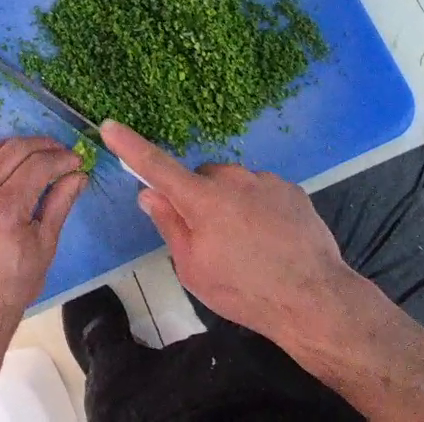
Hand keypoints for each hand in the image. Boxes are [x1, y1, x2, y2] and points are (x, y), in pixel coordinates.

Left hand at [0, 137, 87, 346]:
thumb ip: (60, 204)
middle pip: (15, 149)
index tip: (79, 161)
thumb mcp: (44, 247)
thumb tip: (78, 175)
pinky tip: (16, 167)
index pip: (38, 164)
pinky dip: (0, 158)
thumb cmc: (12, 289)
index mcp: (5, 208)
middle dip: (44, 145)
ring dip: (21, 146)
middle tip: (64, 154)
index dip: (62, 158)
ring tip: (42, 155)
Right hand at [101, 119, 361, 344]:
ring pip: (233, 184)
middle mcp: (232, 178)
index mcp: (202, 199)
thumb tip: (150, 194)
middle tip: (210, 239)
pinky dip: (258, 208)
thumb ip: (170, 225)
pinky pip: (261, 191)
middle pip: (201, 178)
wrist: (313, 298)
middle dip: (198, 199)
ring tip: (249, 246)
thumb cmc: (244, 290)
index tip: (110, 126)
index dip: (130, 146)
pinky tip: (271, 240)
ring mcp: (264, 180)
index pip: (157, 166)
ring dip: (231, 204)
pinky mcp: (290, 188)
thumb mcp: (194, 269)